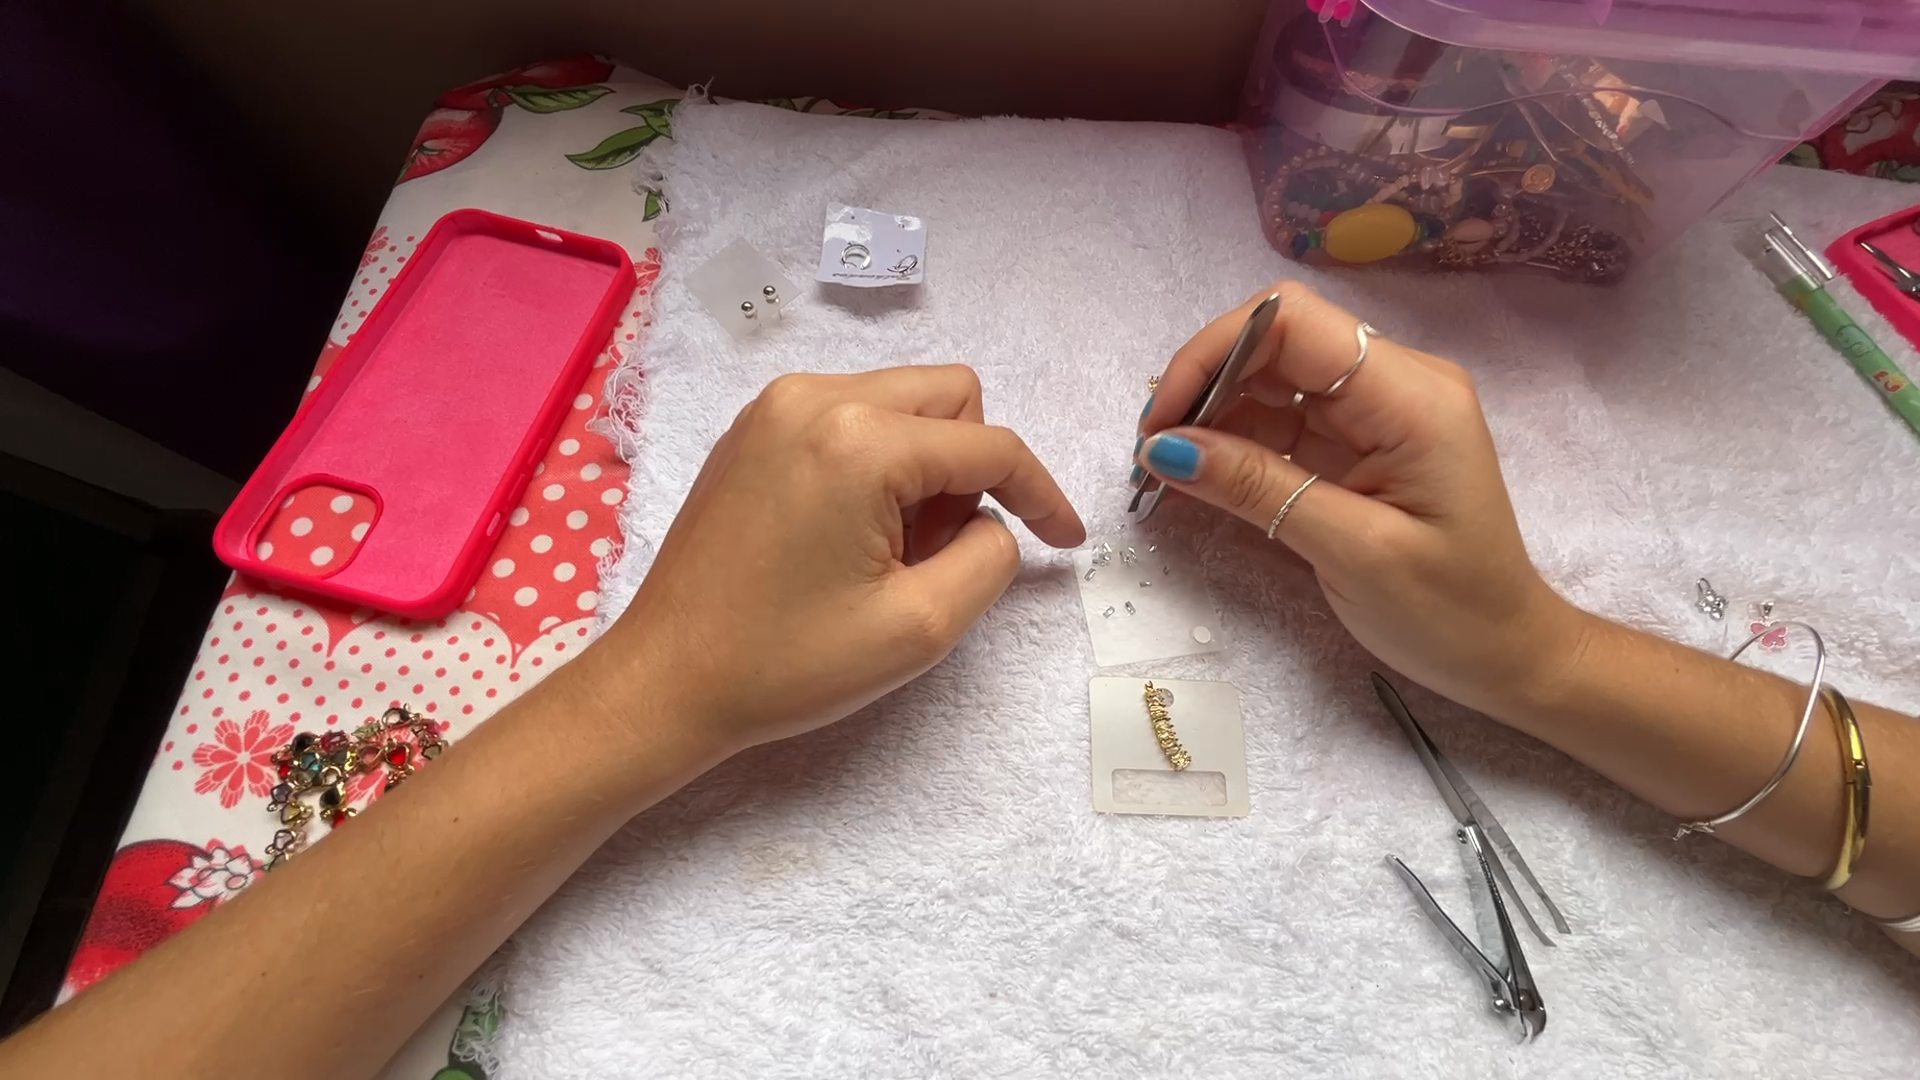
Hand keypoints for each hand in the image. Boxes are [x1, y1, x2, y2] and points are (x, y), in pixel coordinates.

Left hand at [582, 365, 1084, 756]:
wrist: (664, 681)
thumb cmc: (788, 664)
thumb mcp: (919, 627)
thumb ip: (990, 559)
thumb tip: (993, 522)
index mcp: (860, 440)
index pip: (990, 447)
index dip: (1041, 494)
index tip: (1064, 542)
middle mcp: (817, 394)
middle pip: (951, 397)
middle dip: (971, 470)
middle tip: (940, 548)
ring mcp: (777, 404)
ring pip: (904, 402)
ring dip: (927, 466)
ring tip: (892, 545)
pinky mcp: (754, 426)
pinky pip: (853, 415)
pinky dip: (880, 460)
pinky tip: (851, 526)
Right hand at [1136, 282, 1583, 715]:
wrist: (1502, 652)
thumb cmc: (1446, 610)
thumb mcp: (1349, 549)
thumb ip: (1257, 487)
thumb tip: (1163, 448)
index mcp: (1408, 395)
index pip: (1291, 324)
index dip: (1212, 354)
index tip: (1161, 423)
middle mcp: (1388, 383)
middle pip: (1272, 344)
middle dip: (1201, 386)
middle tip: (1151, 452)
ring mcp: (1367, 411)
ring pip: (1264, 381)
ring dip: (1206, 416)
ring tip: (1162, 468)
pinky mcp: (1348, 442)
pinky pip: (1273, 422)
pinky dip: (1226, 444)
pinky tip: (1195, 475)